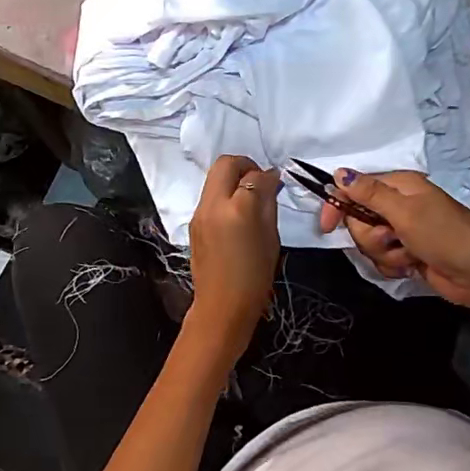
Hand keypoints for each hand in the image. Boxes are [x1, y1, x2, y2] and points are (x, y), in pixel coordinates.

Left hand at [186, 155, 280, 344]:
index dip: (268, 176)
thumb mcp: (271, 238)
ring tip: (248, 199)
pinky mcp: (193, 223)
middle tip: (259, 182)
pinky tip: (236, 214)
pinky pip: (209, 197)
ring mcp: (199, 213)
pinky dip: (223, 195)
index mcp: (238, 208)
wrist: (222, 306)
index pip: (254, 176)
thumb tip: (270, 181)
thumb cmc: (255, 277)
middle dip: (244, 166)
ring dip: (232, 180)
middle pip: (225, 164)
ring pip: (214, 178)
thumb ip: (268, 204)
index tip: (276, 182)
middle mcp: (214, 204)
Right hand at [318, 169, 469, 315]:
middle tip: (392, 238)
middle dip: (370, 236)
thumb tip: (339, 173)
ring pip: (368, 243)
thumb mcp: (405, 211)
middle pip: (358, 220)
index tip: (326, 226)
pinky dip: (393, 265)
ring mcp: (402, 231)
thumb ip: (369, 193)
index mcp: (399, 186)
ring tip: (409, 255)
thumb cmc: (447, 236)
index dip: (337, 206)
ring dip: (384, 253)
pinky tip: (412, 267)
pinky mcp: (406, 253)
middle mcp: (398, 206)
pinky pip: (381, 259)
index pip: (353, 189)